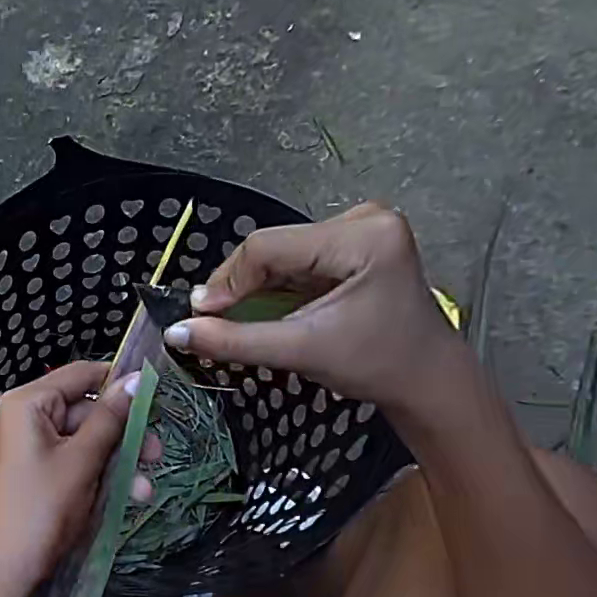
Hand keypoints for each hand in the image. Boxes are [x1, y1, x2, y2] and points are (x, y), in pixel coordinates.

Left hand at [0, 361, 150, 596]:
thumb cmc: (41, 511)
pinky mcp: (29, 476)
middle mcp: (20, 419)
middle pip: (84, 412)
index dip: (121, 383)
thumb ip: (111, 418)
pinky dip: (95, 477)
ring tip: (142, 491)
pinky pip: (69, 465)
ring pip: (82, 443)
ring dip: (115, 463)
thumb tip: (137, 378)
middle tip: (156, 456)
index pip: (81, 375)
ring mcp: (23, 449)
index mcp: (25, 404)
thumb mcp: (83, 462)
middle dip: (123, 436)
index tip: (157, 398)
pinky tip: (123, 499)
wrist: (2, 573)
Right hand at [163, 202, 473, 420]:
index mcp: (361, 236)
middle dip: (236, 288)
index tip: (198, 318)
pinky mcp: (349, 246)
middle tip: (209, 324)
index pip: (267, 246)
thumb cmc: (372, 365)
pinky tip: (258, 313)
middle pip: (270, 248)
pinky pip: (290, 264)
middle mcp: (361, 219)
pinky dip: (267, 290)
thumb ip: (233, 341)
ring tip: (231, 323)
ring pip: (275, 256)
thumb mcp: (298, 351)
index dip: (225, 282)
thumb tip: (175, 332)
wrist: (422, 377)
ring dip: (248, 290)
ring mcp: (356, 230)